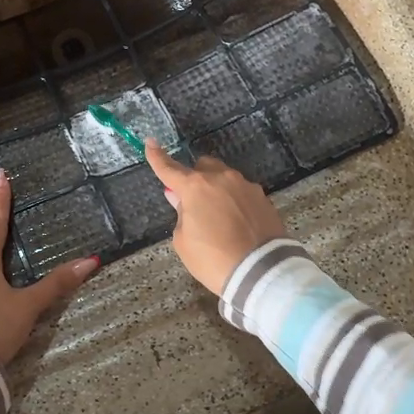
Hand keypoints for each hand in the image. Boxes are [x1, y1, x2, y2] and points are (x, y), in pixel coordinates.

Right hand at [145, 139, 287, 294]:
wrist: (260, 271)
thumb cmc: (213, 258)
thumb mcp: (184, 242)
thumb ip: (180, 214)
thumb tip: (180, 197)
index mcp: (196, 187)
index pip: (170, 168)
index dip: (157, 157)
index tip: (150, 143)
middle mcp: (222, 179)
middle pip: (203, 166)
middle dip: (195, 178)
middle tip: (193, 203)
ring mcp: (245, 186)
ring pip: (225, 178)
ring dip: (217, 190)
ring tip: (219, 218)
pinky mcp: (263, 198)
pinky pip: (242, 192)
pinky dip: (235, 202)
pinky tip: (237, 223)